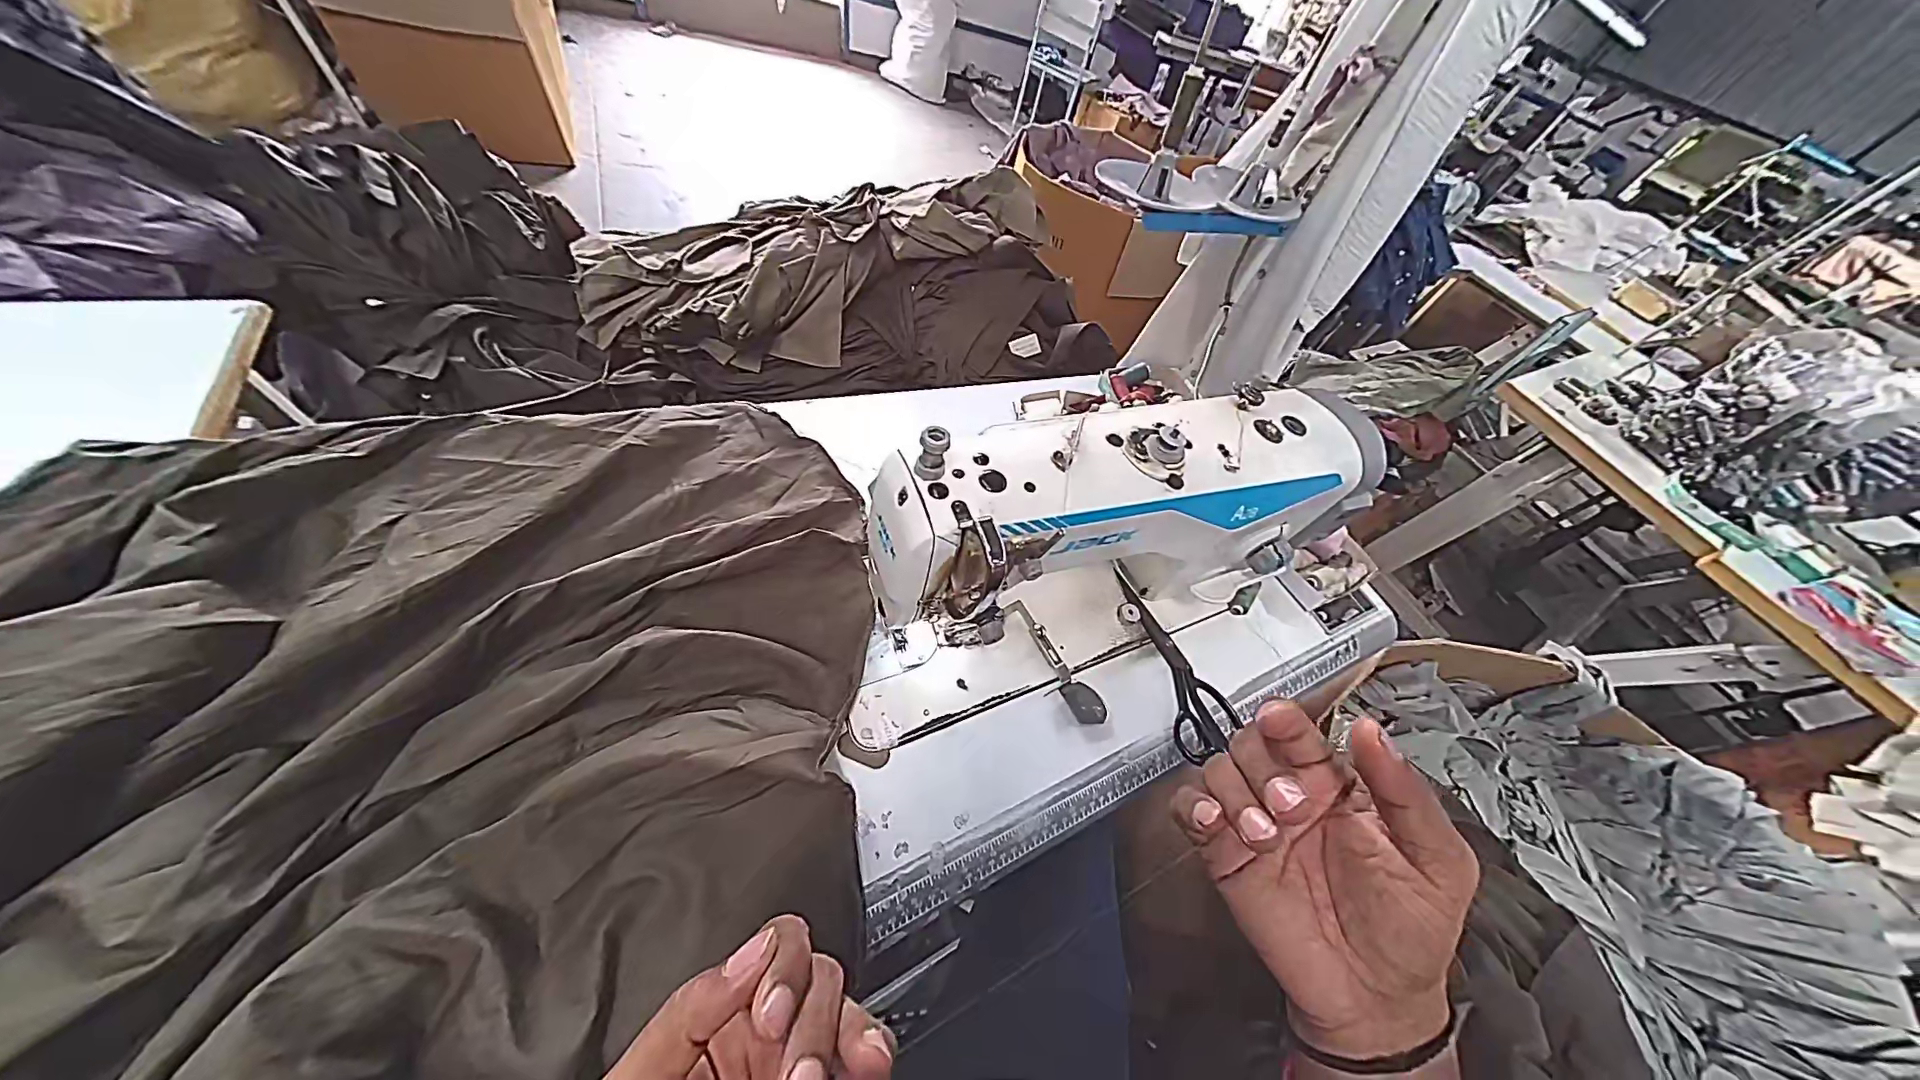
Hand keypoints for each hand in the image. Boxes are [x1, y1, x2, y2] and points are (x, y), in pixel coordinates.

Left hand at [606, 915, 894, 1079]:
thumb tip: (754, 949)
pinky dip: (867, 1058)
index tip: (770, 1016)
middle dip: (814, 1021)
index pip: (781, 945)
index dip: (785, 967)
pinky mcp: (825, 1079)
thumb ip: (691, 1008)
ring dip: (847, 1040)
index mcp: (726, 1007)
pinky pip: (858, 1061)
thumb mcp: (645, 1073)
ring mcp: (798, 1059)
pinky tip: (864, 1071)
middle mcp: (770, 1028)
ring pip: (848, 1016)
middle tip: (795, 1073)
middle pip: (821, 977)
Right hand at [1168, 702, 1476, 1060]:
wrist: (1372, 997)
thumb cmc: (1409, 928)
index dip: (1284, 719)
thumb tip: (1373, 732)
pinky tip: (1213, 819)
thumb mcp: (1437, 860)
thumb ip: (1406, 793)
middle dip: (1262, 765)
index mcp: (1336, 786)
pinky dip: (1192, 805)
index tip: (1277, 718)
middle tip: (1289, 804)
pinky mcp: (1222, 849)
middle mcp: (1288, 794)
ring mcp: (1252, 820)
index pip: (1299, 733)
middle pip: (1250, 742)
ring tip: (1264, 834)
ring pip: (1218, 769)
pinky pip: (1190, 808)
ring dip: (1234, 793)